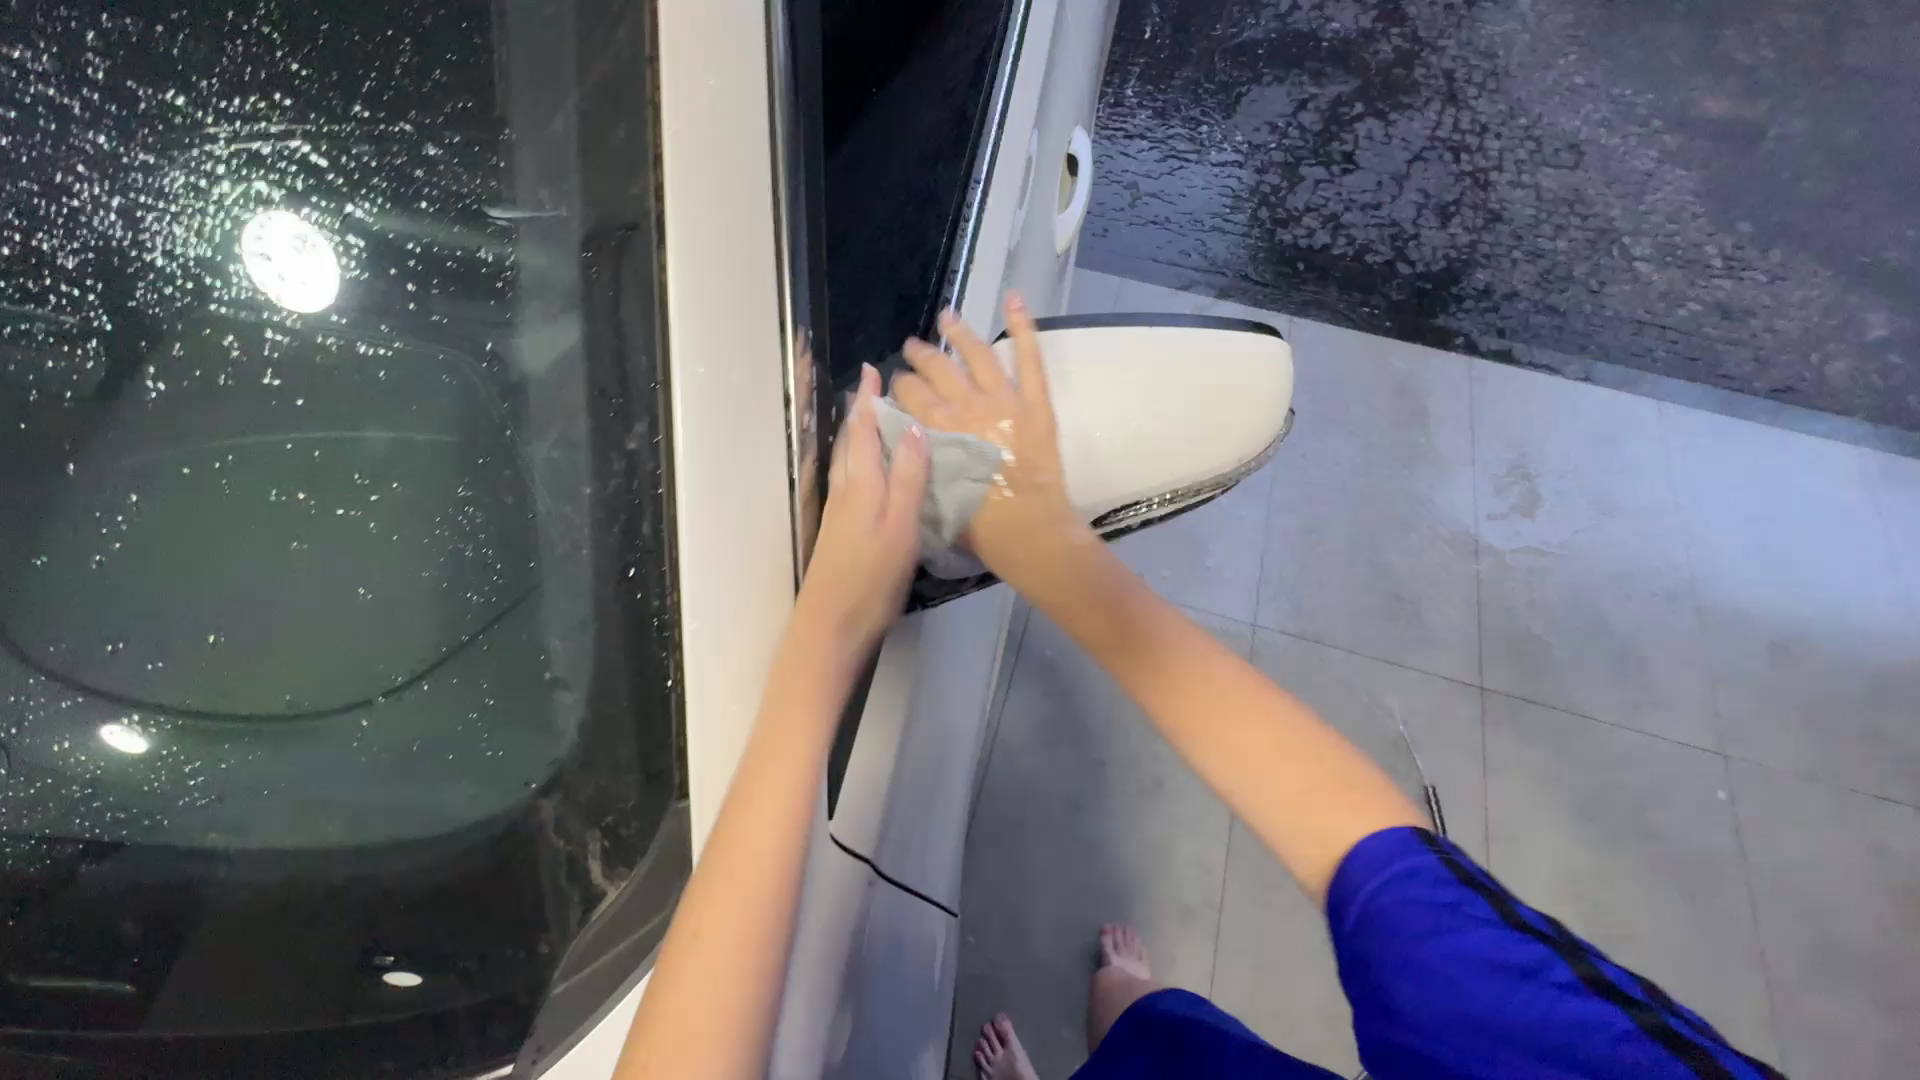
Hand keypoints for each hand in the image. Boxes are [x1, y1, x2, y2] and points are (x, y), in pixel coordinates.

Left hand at [792, 363, 928, 667]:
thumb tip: (914, 428)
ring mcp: (839, 516)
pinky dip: (861, 467)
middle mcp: (845, 494)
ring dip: (858, 440)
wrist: (832, 628)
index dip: (868, 402)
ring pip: (848, 465)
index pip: (863, 432)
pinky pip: (851, 485)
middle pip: (850, 445)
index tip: (872, 371)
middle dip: (861, 415)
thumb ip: (907, 478)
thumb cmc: (871, 578)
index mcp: (861, 486)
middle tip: (877, 392)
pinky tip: (872, 478)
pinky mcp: (841, 535)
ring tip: (874, 425)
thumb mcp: (900, 526)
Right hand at [892, 294, 1088, 587]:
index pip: (908, 395)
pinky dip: (1023, 325)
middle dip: (919, 356)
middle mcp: (964, 406)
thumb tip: (905, 441)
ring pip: (975, 353)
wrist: (1027, 529)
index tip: (897, 385)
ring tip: (947, 317)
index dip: (900, 387)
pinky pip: (1029, 356)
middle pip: (935, 369)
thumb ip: (915, 462)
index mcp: (934, 430)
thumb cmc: (976, 525)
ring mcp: (1002, 399)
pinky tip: (1015, 298)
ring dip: (958, 332)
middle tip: (912, 348)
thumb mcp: (930, 495)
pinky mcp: (1034, 402)